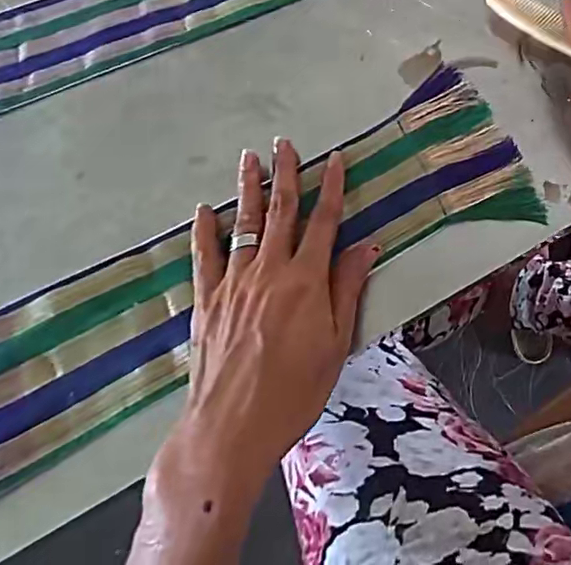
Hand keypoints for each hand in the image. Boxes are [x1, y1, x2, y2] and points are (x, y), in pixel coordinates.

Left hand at [182, 141, 377, 478]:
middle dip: (286, 174)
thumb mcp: (335, 345)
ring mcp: (233, 281)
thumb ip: (347, 290)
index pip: (323, 222)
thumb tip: (366, 245)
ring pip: (243, 223)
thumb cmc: (294, 392)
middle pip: (281, 212)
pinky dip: (204, 230)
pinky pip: (204, 255)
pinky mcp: (206, 297)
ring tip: (250, 158)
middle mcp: (269, 270)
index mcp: (305, 280)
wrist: (231, 427)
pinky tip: (203, 210)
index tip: (334, 158)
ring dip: (248, 188)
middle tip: (284, 143)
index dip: (331, 187)